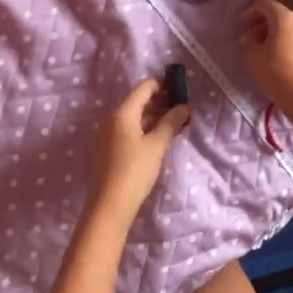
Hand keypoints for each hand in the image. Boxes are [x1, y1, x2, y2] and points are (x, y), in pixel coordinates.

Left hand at [89, 80, 191, 220]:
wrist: (109, 206)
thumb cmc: (134, 170)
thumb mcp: (157, 145)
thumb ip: (171, 122)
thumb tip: (185, 107)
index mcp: (122, 113)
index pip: (144, 87)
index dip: (164, 86)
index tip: (182, 92)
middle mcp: (111, 119)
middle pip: (139, 102)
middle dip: (162, 103)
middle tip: (183, 111)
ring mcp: (107, 134)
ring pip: (134, 118)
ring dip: (154, 118)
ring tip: (175, 126)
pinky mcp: (108, 149)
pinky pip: (128, 130)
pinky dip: (144, 130)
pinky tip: (158, 140)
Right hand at [238, 0, 292, 127]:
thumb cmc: (276, 74)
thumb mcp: (253, 57)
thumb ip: (249, 41)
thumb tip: (252, 37)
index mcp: (286, 18)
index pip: (266, 5)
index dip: (252, 12)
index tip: (243, 24)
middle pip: (283, 17)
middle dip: (267, 25)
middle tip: (256, 39)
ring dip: (284, 36)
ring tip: (275, 52)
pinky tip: (291, 62)